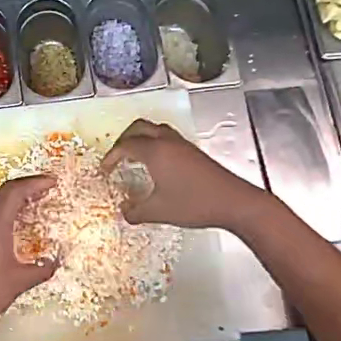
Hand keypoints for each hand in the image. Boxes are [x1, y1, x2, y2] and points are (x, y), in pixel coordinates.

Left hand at [0, 175, 58, 332]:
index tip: (54, 181)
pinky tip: (17, 220)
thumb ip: (43, 268)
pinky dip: (7, 208)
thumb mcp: (20, 280)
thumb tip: (57, 260)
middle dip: (27, 184)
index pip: (15, 191)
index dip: (35, 183)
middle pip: (4, 191)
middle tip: (48, 186)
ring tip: (36, 198)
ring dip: (15, 195)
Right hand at [101, 119, 273, 229]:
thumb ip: (135, 212)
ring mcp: (183, 145)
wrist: (235, 203)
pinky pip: (167, 138)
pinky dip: (154, 144)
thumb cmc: (194, 204)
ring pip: (155, 130)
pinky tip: (156, 164)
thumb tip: (124, 212)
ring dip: (140, 138)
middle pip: (139, 128)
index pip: (125, 145)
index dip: (111, 156)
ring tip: (133, 157)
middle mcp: (168, 143)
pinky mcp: (194, 153)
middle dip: (123, 139)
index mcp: (156, 152)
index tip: (105, 169)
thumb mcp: (158, 212)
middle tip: (116, 156)